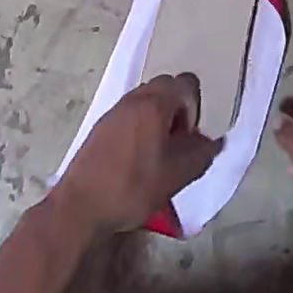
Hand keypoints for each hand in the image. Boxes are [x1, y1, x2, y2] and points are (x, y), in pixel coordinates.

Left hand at [58, 74, 222, 231]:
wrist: (78, 209)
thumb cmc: (132, 188)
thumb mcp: (177, 176)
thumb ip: (202, 154)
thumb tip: (214, 143)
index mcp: (155, 105)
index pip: (187, 83)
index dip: (196, 106)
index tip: (188, 135)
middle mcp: (133, 100)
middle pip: (166, 86)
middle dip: (178, 107)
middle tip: (177, 139)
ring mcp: (114, 112)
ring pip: (146, 98)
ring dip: (159, 115)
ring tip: (158, 150)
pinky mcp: (100, 127)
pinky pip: (129, 112)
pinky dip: (141, 124)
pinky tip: (137, 157)